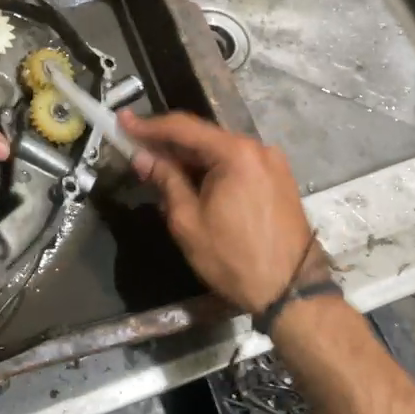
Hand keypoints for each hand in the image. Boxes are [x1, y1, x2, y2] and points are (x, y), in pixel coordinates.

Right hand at [119, 111, 326, 314]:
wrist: (292, 292)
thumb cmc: (234, 258)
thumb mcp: (188, 221)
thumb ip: (165, 180)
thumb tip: (144, 157)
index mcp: (235, 153)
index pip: (183, 128)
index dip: (148, 125)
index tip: (121, 121)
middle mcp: (257, 148)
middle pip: (202, 136)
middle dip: (167, 143)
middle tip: (135, 148)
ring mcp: (271, 163)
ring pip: (218, 150)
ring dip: (188, 157)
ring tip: (158, 168)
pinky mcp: (278, 179)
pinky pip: (236, 164)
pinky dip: (210, 168)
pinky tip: (191, 181)